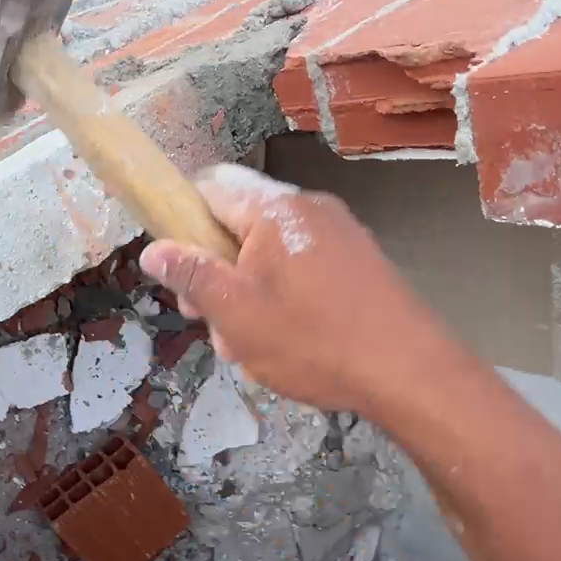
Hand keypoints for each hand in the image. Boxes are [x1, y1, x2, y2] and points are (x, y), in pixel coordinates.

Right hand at [140, 164, 451, 414]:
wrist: (408, 372)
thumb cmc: (312, 340)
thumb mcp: (236, 313)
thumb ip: (191, 275)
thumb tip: (153, 249)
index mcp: (275, 210)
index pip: (211, 187)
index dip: (182, 221)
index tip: (177, 270)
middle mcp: (310, 208)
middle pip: (239, 224)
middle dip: (215, 273)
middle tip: (210, 323)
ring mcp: (339, 234)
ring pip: (268, 254)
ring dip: (245, 295)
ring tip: (248, 346)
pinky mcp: (358, 262)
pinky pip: (301, 268)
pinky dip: (280, 299)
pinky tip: (284, 342)